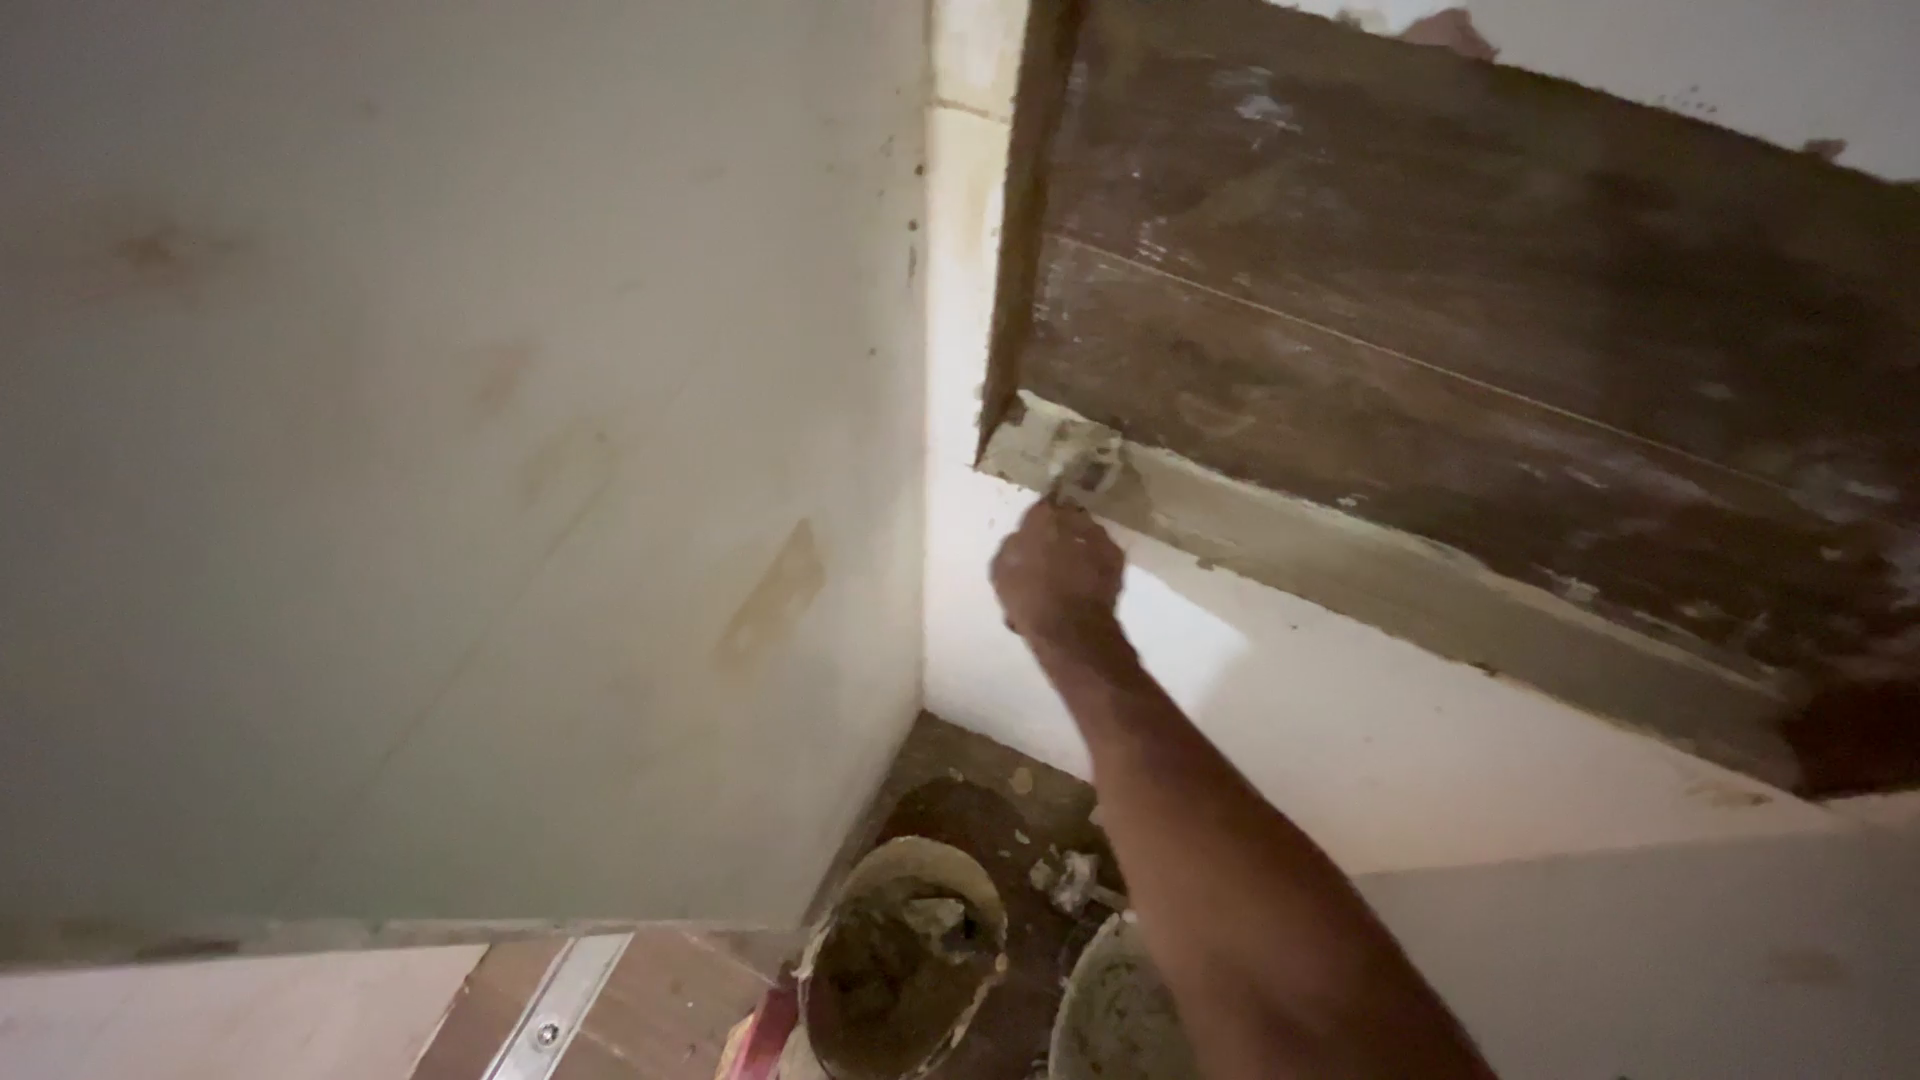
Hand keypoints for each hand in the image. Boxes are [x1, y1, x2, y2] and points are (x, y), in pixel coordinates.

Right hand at [990, 497, 1124, 644]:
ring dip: (1079, 544)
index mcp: (1040, 518)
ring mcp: (1098, 536)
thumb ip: (1011, 547)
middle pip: (1066, 516)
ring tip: (1071, 568)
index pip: (1039, 506)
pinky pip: (1101, 553)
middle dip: (1060, 530)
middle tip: (1051, 551)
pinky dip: (1095, 561)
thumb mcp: (1001, 572)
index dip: (1036, 520)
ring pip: (1086, 533)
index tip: (1033, 533)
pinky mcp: (1116, 557)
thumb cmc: (1028, 599)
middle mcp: (1073, 518)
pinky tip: (1087, 580)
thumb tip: (1020, 539)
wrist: (1070, 629)